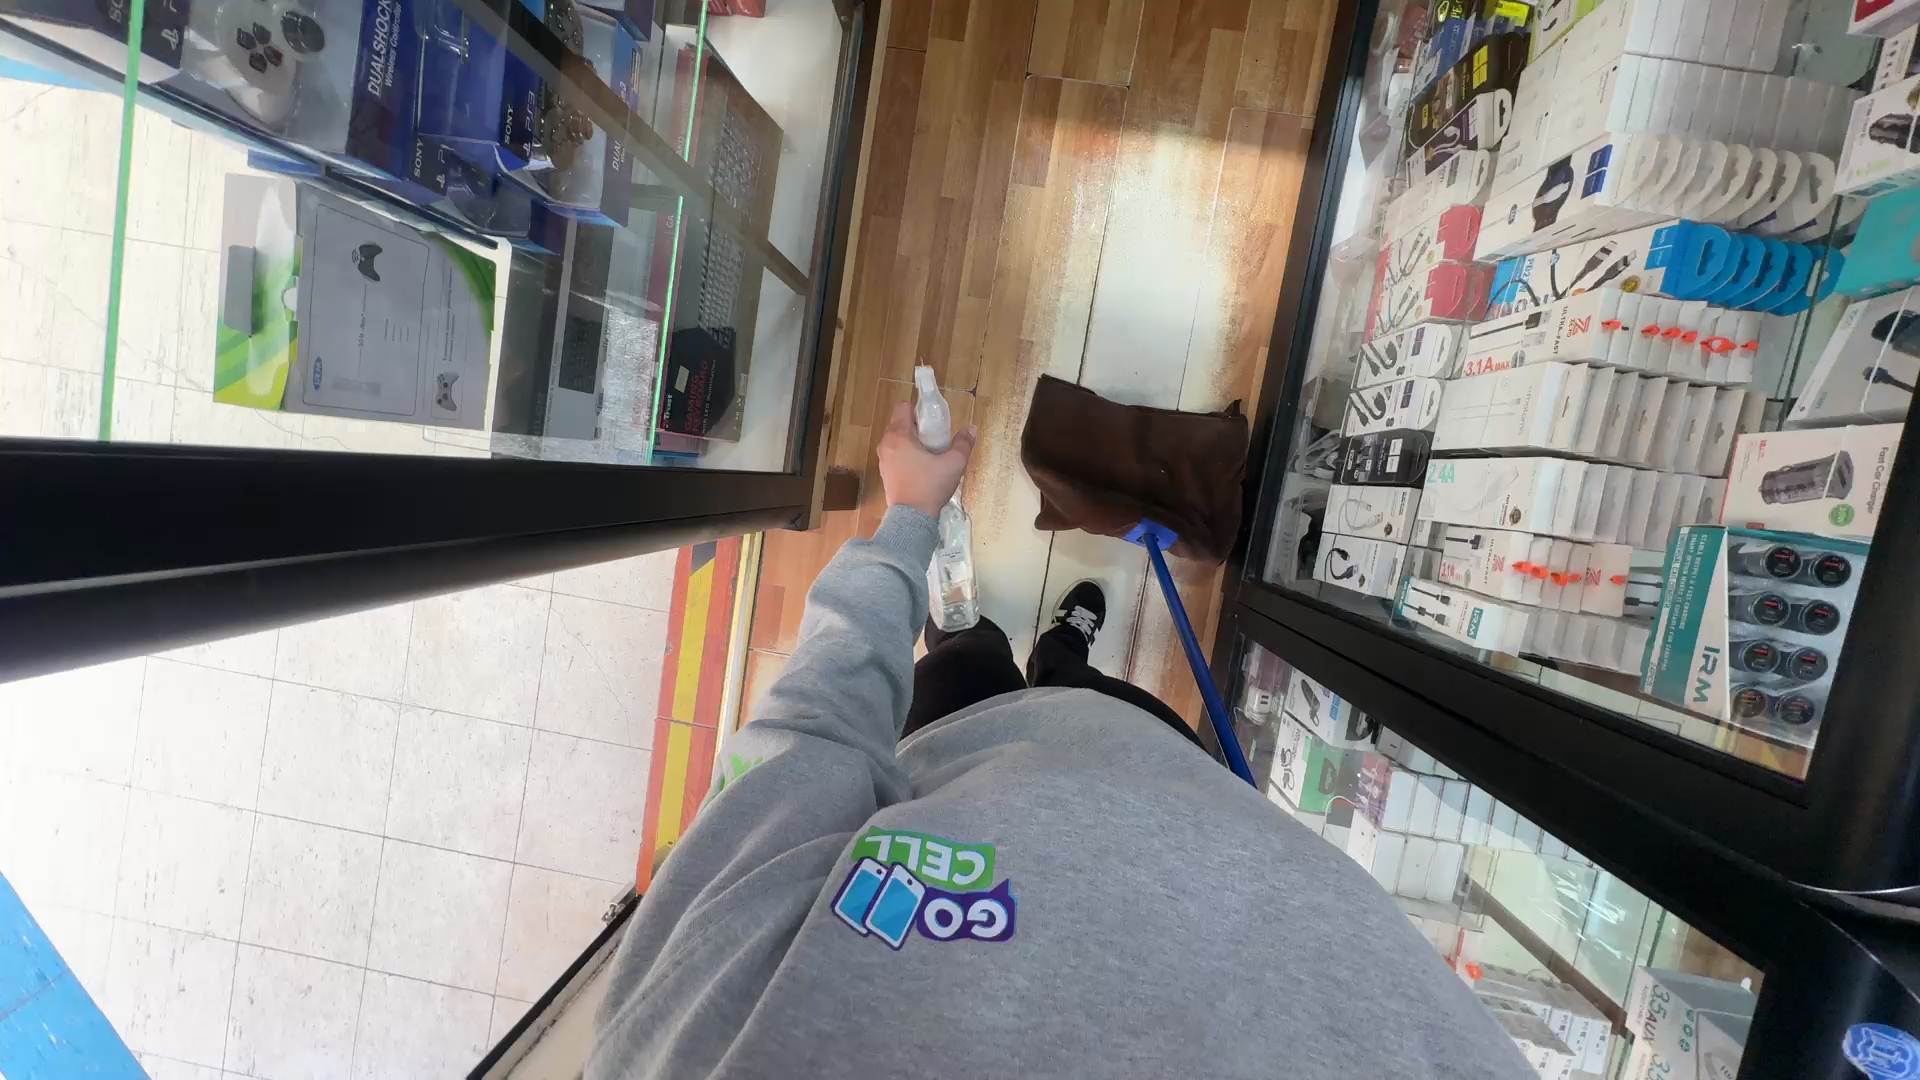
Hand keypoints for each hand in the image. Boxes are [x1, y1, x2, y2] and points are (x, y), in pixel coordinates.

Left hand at [877, 400, 976, 518]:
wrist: (912, 518)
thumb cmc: (931, 486)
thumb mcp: (954, 463)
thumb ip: (963, 443)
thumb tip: (972, 429)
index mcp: (899, 435)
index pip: (903, 407)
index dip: (919, 409)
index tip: (933, 422)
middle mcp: (886, 444)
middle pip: (900, 423)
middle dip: (918, 427)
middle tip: (936, 439)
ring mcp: (883, 460)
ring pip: (897, 440)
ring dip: (912, 442)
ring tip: (930, 455)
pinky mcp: (885, 474)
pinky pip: (895, 455)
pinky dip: (906, 455)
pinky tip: (921, 468)